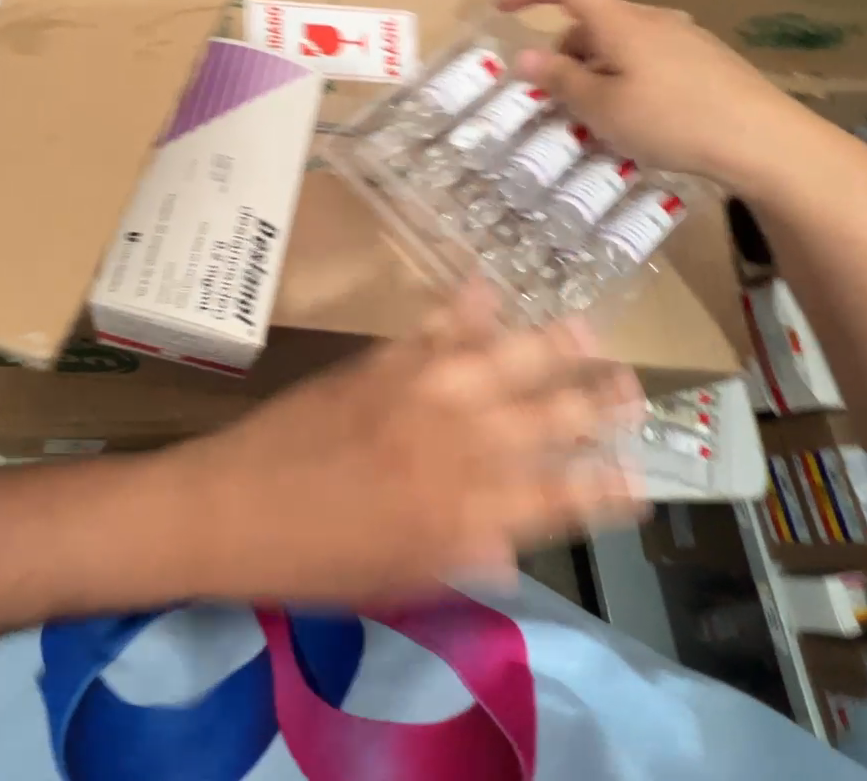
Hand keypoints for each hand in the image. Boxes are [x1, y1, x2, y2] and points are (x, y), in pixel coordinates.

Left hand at [164, 283, 646, 602]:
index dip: (601, 488)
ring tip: (590, 327)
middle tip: (634, 389)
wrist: (229, 507)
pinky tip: (486, 287)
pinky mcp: (377, 366)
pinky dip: (462, 308)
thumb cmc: (309, 560)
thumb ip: (457, 556)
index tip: (637, 479)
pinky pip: (432, 331)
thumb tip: (507, 544)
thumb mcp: (392, 580)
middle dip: (595, 406)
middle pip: (543, 422)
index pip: (555, 498)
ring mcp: (416, 397)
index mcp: (463, 514)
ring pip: (501, 365)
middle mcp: (454, 449)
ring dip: (549, 346)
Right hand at [497, 0, 826, 193]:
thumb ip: (559, 79)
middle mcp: (654, 20)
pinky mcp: (705, 61)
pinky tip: (635, 119)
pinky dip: (624, 78)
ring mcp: (684, 39)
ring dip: (594, 70)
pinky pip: (647, 59)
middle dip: (564, 52)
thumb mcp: (600, 107)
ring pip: (621, 44)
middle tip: (554, 98)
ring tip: (594, 117)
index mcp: (623, 23)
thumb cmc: (669, 120)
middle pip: (595, 22)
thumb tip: (523, 56)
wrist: (761, 139)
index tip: (504, 7)